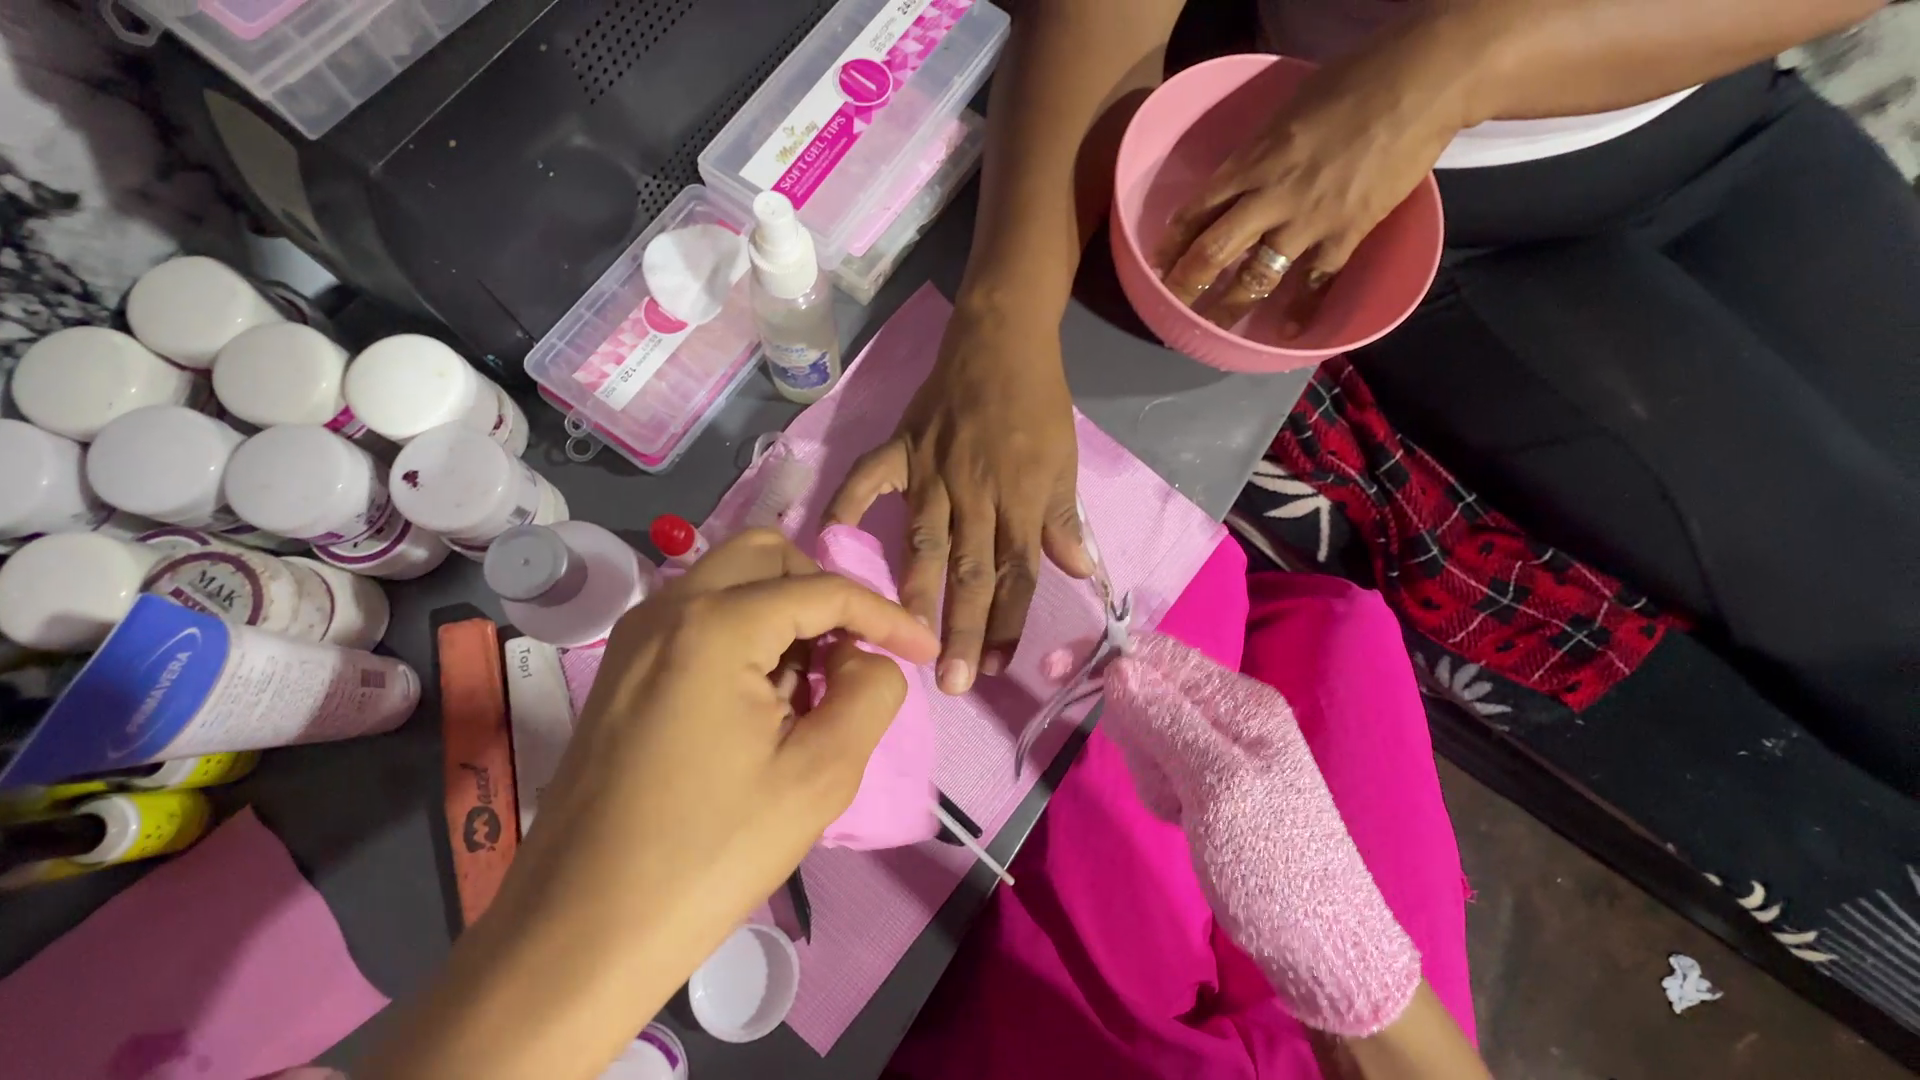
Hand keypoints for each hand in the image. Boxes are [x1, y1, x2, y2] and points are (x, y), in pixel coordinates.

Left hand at [526, 529, 939, 961]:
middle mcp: (666, 610)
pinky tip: (761, 703)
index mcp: (714, 624)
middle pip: (766, 556)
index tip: (925, 651)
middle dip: (824, 592)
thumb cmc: (712, 851)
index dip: (886, 616)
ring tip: (810, 690)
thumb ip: (870, 693)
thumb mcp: (821, 773)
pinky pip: (698, 621)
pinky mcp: (621, 673)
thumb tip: (865, 659)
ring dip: (784, 615)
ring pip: (729, 583)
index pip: (823, 589)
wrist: (585, 930)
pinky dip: (745, 637)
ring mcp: (634, 639)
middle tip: (855, 654)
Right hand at [825, 303, 1092, 695]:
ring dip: (914, 593)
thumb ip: (1066, 520)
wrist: (1003, 339)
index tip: (998, 668)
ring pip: (923, 542)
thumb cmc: (1037, 404)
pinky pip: (867, 480)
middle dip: (963, 628)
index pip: (1017, 572)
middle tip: (952, 683)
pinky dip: (846, 507)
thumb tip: (1080, 573)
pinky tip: (824, 543)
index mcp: (1021, 499)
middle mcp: (976, 494)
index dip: (1010, 622)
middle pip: (971, 570)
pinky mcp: (900, 447)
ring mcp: (932, 471)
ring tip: (901, 641)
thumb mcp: (1065, 460)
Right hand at [1102, 632, 1421, 1037]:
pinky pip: (1157, 765)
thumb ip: (1166, 722)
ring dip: (1148, 769)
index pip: (1158, 653)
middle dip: (1134, 734)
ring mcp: (1218, 746)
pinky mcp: (1206, 779)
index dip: (1102, 652)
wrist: (1316, 943)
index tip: (1048, 668)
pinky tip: (1184, 821)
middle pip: (1146, 690)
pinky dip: (1158, 790)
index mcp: (1239, 700)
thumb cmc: (1273, 864)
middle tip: (1166, 786)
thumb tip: (1117, 664)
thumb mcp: (1217, 789)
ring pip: (1145, 732)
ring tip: (1184, 812)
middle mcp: (1228, 712)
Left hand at [1156, 38, 1465, 320]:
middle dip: (1186, 284)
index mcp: (1251, 162)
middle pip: (1213, 251)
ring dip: (1230, 307)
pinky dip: (1302, 310)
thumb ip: (1258, 154)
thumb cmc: (1352, 83)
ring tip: (1213, 328)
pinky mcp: (1346, 236)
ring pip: (1256, 277)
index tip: (1158, 264)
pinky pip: (1316, 282)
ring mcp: (1307, 222)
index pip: (1197, 210)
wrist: (1420, 85)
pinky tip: (1288, 332)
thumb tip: (1240, 180)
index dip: (1172, 242)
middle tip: (1169, 307)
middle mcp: (1270, 198)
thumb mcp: (1285, 113)